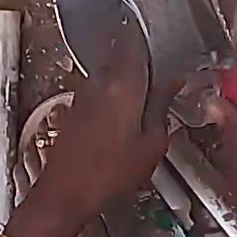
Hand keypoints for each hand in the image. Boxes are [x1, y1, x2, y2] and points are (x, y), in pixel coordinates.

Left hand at [16, 23, 171, 236]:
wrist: (66, 193)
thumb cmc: (109, 173)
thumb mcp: (152, 143)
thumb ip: (163, 107)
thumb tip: (171, 84)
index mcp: (123, 83)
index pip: (136, 43)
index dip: (153, 45)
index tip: (167, 54)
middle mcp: (99, 81)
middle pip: (123, 59)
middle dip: (142, 68)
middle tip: (162, 86)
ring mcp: (82, 93)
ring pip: (110, 77)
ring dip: (127, 86)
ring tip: (144, 110)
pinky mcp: (74, 108)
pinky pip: (99, 93)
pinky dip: (113, 101)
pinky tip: (123, 124)